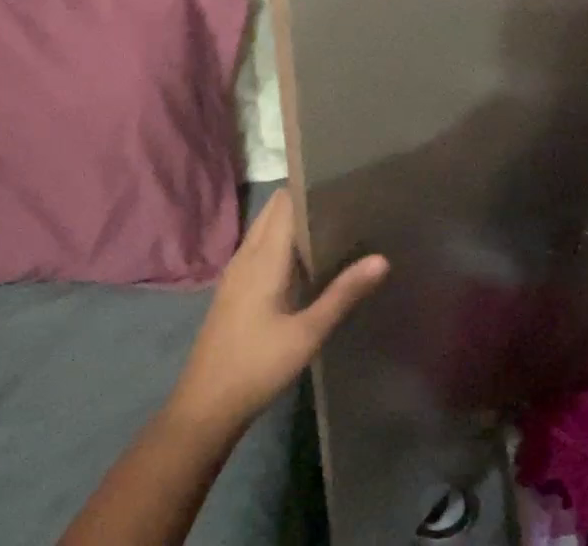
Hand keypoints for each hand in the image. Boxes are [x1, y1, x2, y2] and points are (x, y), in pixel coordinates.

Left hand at [166, 189, 388, 432]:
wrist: (204, 409)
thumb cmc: (256, 367)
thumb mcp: (308, 333)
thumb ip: (344, 294)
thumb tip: (383, 259)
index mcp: (262, 259)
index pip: (285, 203)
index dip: (310, 186)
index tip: (345, 178)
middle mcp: (246, 258)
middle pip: (274, 212)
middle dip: (305, 200)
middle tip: (348, 199)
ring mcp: (236, 275)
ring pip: (266, 230)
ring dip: (294, 221)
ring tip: (336, 221)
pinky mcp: (234, 291)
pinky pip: (261, 250)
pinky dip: (284, 241)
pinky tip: (309, 259)